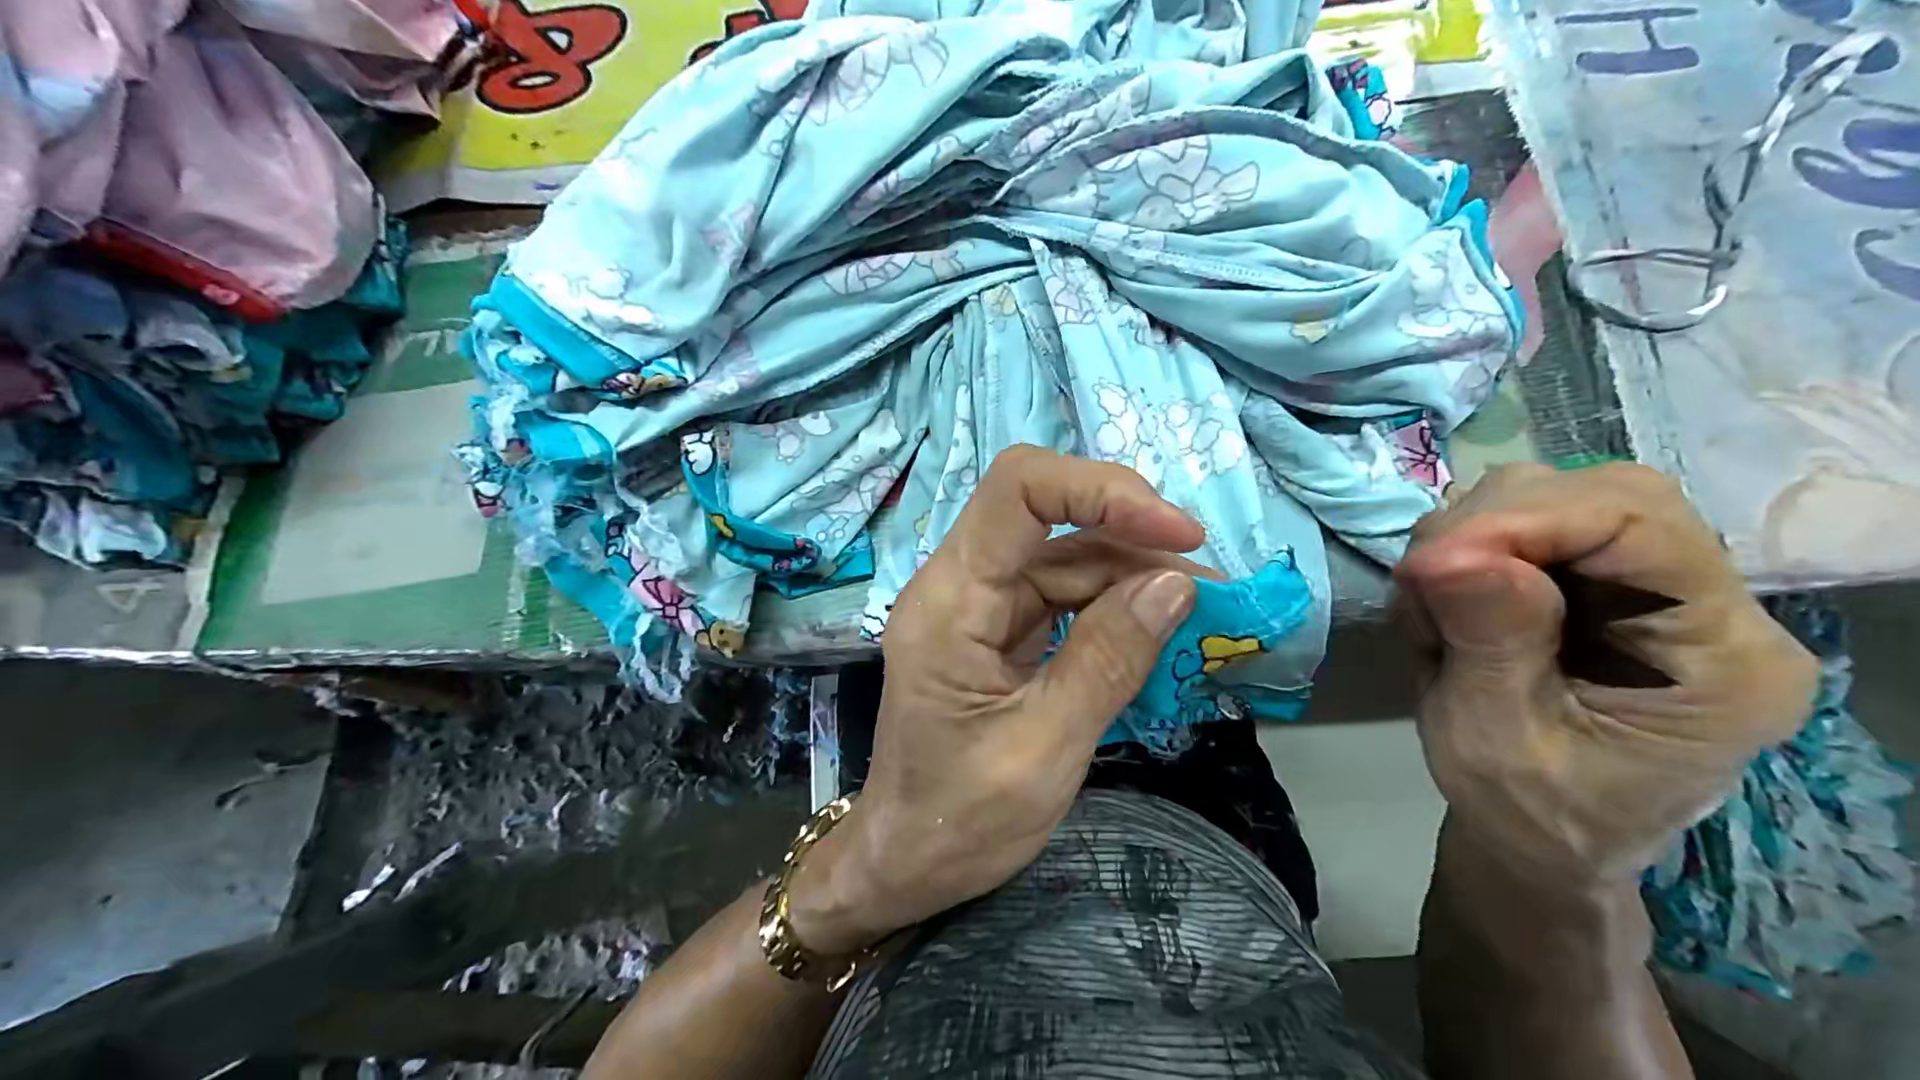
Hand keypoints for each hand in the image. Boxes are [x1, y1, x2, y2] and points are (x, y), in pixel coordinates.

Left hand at [787, 445, 1210, 953]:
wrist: (907, 861)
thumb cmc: (961, 820)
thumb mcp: (1045, 748)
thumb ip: (1108, 660)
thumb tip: (1176, 585)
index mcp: (951, 601)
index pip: (1018, 490)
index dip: (1101, 489)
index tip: (1178, 534)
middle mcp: (959, 585)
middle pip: (1045, 514)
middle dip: (1130, 533)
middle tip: (1208, 581)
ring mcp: (978, 605)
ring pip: (1062, 554)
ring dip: (1132, 572)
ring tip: (1204, 606)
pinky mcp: (997, 628)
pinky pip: (1061, 594)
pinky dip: (1113, 604)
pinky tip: (1158, 623)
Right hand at [1395, 463, 1817, 886]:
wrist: (1537, 840)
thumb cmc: (1525, 810)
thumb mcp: (1494, 736)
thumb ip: (1488, 641)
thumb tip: (1447, 552)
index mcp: (1721, 657)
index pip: (1640, 524)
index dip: (1524, 521)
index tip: (1428, 561)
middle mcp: (1709, 606)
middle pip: (1603, 497)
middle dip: (1491, 525)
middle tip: (1422, 583)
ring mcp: (1655, 591)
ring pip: (1558, 500)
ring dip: (1468, 539)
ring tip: (1433, 611)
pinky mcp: (1603, 587)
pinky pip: (1529, 526)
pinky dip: (1465, 550)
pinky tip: (1446, 603)